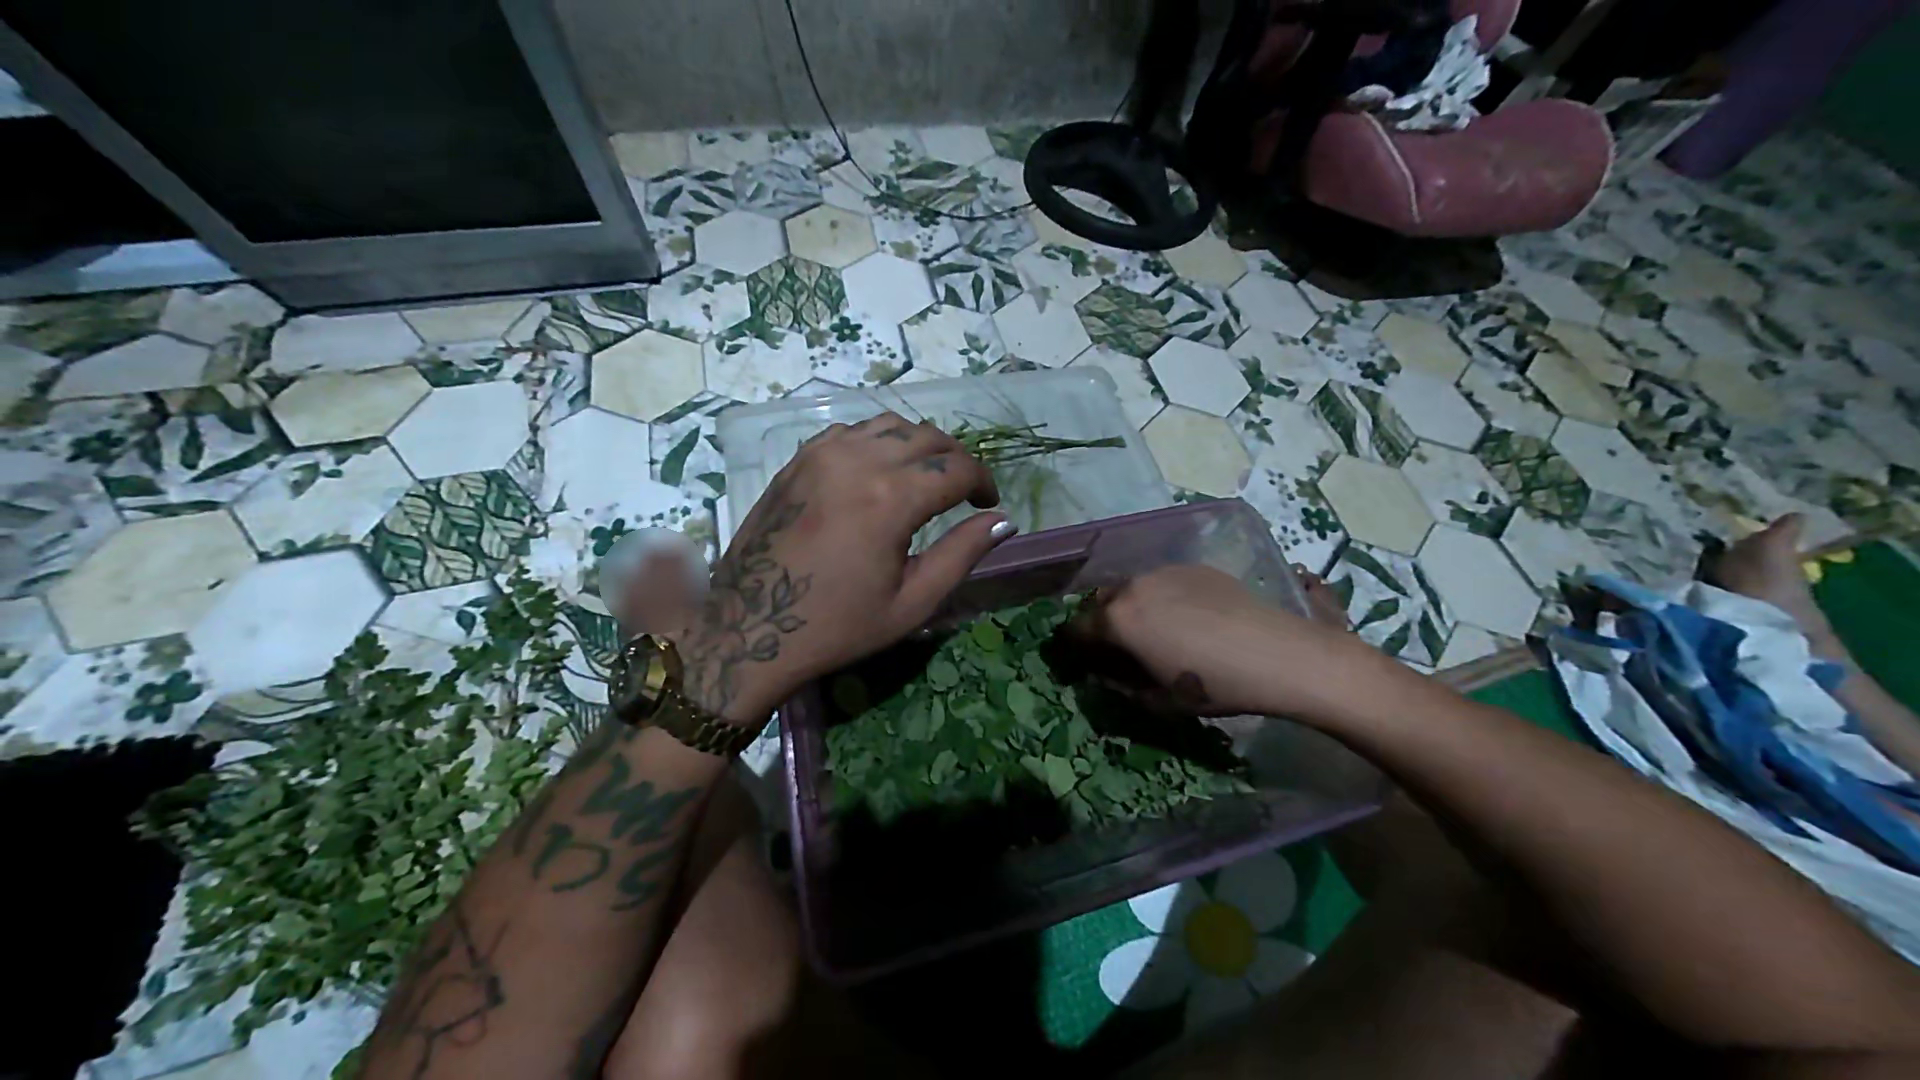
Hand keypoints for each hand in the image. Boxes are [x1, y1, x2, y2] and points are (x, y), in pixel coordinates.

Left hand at [677, 413, 1011, 723]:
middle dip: (955, 459)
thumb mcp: (911, 603)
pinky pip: (849, 432)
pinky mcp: (797, 460)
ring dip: (918, 445)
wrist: (749, 628)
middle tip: (963, 490)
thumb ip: (962, 554)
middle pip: (927, 437)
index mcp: (890, 498)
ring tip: (925, 476)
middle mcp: (857, 461)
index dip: (982, 481)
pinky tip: (878, 472)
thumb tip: (1003, 520)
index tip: (987, 503)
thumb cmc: (837, 625)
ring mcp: (821, 455)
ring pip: (888, 426)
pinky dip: (876, 442)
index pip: (956, 467)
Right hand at [1071, 564, 1367, 718]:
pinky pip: (1164, 580)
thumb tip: (1106, 676)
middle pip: (1101, 600)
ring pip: (1133, 586)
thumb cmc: (1213, 685)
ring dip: (1133, 605)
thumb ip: (1123, 687)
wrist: (1276, 654)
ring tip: (1157, 628)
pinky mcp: (1194, 567)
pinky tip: (1190, 617)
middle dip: (1104, 621)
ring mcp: (1164, 572)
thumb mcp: (1159, 701)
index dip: (1077, 646)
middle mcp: (1133, 587)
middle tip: (1123, 645)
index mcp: (1117, 620)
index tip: (1088, 659)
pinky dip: (1164, 596)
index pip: (1077, 628)